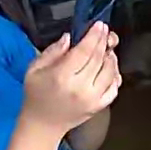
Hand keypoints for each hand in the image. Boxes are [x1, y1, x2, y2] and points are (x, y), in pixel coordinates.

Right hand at [22, 23, 119, 137]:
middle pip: (99, 59)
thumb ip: (53, 51)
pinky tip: (109, 69)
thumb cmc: (36, 95)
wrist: (43, 124)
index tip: (99, 25)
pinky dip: (115, 76)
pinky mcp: (99, 107)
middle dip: (103, 42)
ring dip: (111, 58)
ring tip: (106, 50)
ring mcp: (92, 99)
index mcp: (62, 76)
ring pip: (110, 72)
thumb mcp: (35, 69)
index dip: (94, 36)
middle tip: (105, 32)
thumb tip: (70, 37)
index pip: (84, 51)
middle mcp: (80, 88)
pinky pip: (114, 88)